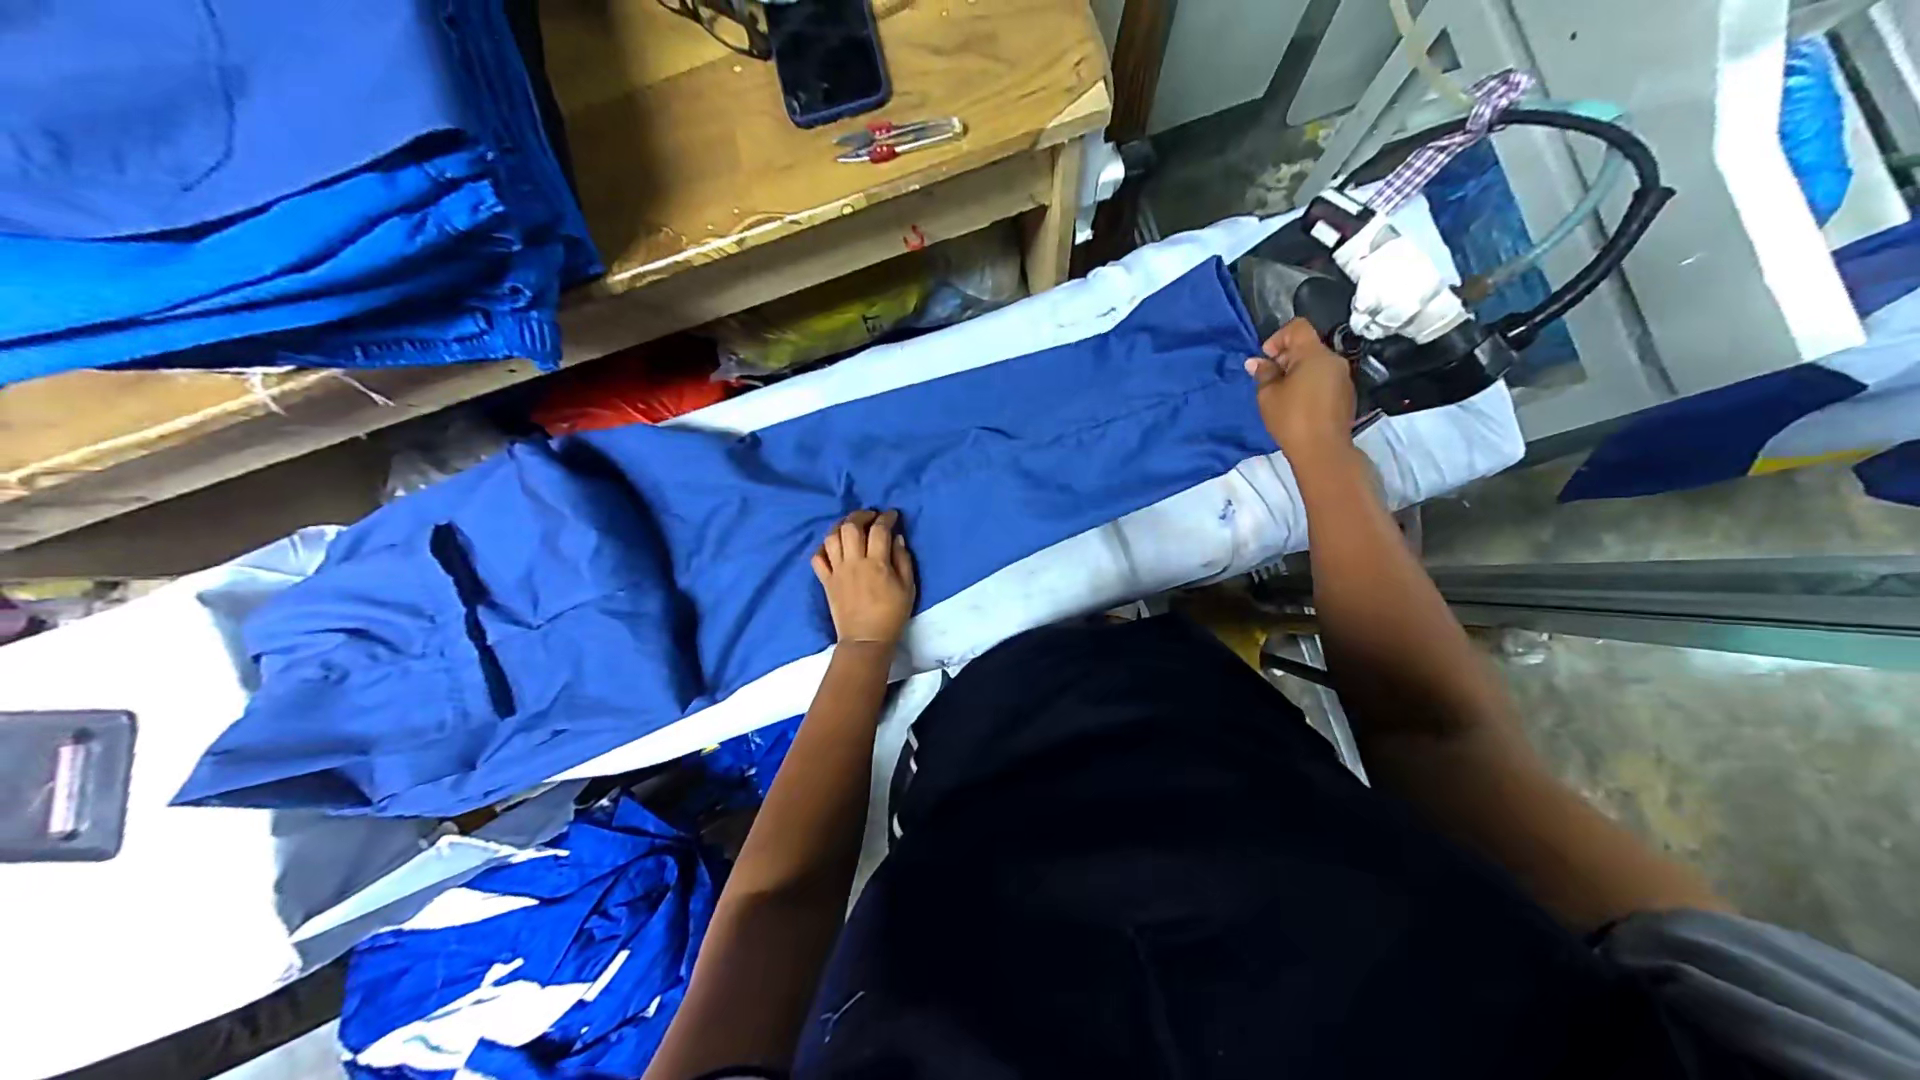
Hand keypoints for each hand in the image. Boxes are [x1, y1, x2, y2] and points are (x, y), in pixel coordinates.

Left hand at [811, 509, 916, 646]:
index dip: (886, 517)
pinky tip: (833, 546)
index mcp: (877, 563)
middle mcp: (854, 562)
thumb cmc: (892, 614)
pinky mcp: (826, 581)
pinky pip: (817, 558)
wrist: (866, 639)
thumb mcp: (908, 588)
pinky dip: (823, 547)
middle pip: (851, 527)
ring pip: (832, 538)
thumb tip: (897, 538)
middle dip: (860, 515)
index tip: (892, 515)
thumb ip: (903, 560)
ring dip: (840, 526)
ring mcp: (837, 571)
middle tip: (870, 516)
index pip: (879, 530)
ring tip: (850, 526)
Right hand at [1245, 317, 1356, 465]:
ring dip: (1298, 371)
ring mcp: (1343, 377)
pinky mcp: (1346, 393)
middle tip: (1269, 379)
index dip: (1278, 337)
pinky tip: (1299, 404)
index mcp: (1314, 354)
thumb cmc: (1291, 419)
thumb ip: (1263, 373)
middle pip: (1307, 345)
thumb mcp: (1268, 395)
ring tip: (1283, 394)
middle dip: (1286, 357)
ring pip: (1316, 363)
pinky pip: (1325, 378)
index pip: (1297, 327)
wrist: (1323, 450)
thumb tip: (1256, 362)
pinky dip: (1310, 384)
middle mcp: (1333, 360)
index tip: (1266, 358)